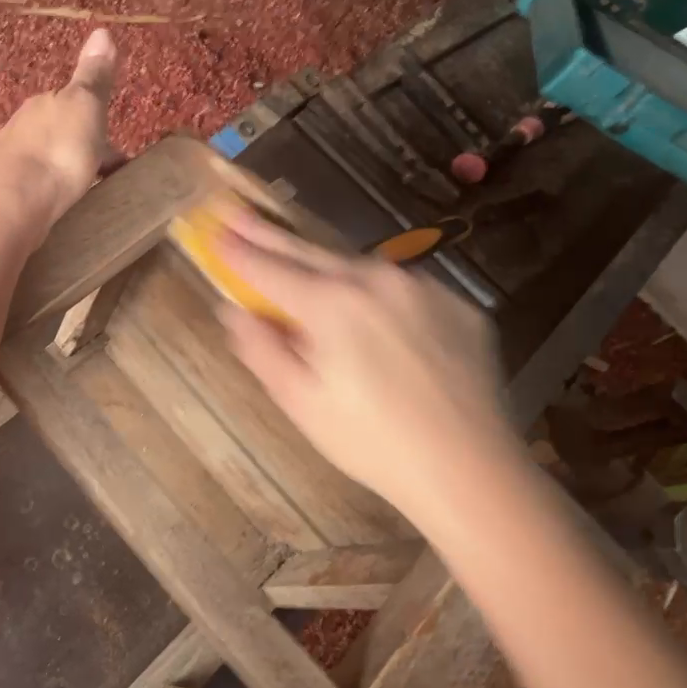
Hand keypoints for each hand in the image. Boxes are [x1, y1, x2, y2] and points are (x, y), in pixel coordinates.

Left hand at [0, 29, 120, 231]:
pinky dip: (51, 193)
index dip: (96, 124)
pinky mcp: (6, 195)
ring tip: (86, 194)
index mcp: (43, 104)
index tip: (116, 150)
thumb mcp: (85, 106)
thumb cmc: (58, 151)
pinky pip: (36, 189)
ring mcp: (10, 163)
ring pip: (47, 162)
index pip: (72, 105)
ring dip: (66, 173)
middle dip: (81, 150)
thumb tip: (102, 31)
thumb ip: (93, 76)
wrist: (13, 203)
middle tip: (106, 174)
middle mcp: (21, 127)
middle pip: (59, 135)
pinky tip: (60, 208)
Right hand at [216, 209, 521, 511]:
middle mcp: (377, 280)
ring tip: (304, 277)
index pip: (270, 268)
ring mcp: (423, 288)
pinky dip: (376, 298)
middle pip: (311, 254)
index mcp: (332, 303)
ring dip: (327, 271)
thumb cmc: (371, 442)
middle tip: (238, 216)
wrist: (472, 471)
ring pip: (360, 271)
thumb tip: (236, 311)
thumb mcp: (300, 401)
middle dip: (270, 237)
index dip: (238, 252)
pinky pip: (402, 292)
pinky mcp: (458, 306)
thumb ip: (262, 348)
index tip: (214, 232)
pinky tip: (373, 326)